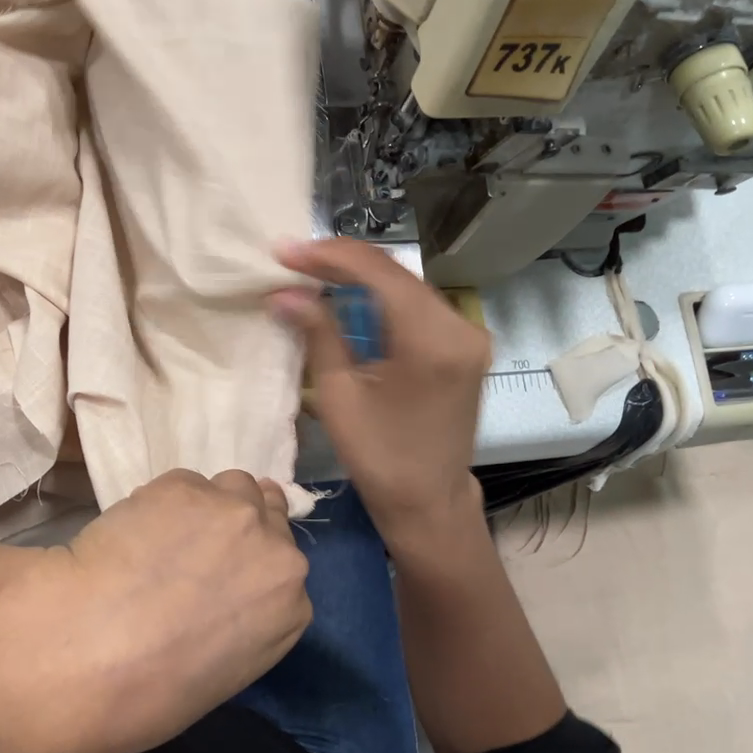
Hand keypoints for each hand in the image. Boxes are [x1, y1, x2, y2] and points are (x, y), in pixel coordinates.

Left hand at [0, 469, 309, 752]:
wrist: (94, 652)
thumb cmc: (152, 692)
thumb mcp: (219, 671)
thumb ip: (236, 619)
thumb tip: (210, 598)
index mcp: (290, 607)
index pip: (282, 564)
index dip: (248, 560)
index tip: (220, 569)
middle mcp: (275, 552)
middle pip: (264, 512)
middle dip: (233, 525)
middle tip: (191, 545)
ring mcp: (233, 512)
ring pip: (228, 486)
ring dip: (203, 505)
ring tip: (160, 534)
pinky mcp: (184, 486)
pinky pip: (179, 484)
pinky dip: (156, 502)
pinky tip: (129, 532)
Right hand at [269, 238, 490, 542]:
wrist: (429, 500)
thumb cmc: (380, 458)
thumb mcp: (340, 396)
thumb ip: (318, 334)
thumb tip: (283, 292)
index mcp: (432, 341)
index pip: (378, 273)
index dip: (328, 256)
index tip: (285, 251)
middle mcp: (461, 327)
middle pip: (396, 274)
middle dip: (342, 263)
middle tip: (293, 260)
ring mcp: (468, 335)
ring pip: (407, 286)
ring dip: (361, 278)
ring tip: (312, 273)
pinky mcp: (465, 345)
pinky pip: (418, 306)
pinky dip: (381, 299)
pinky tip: (349, 297)